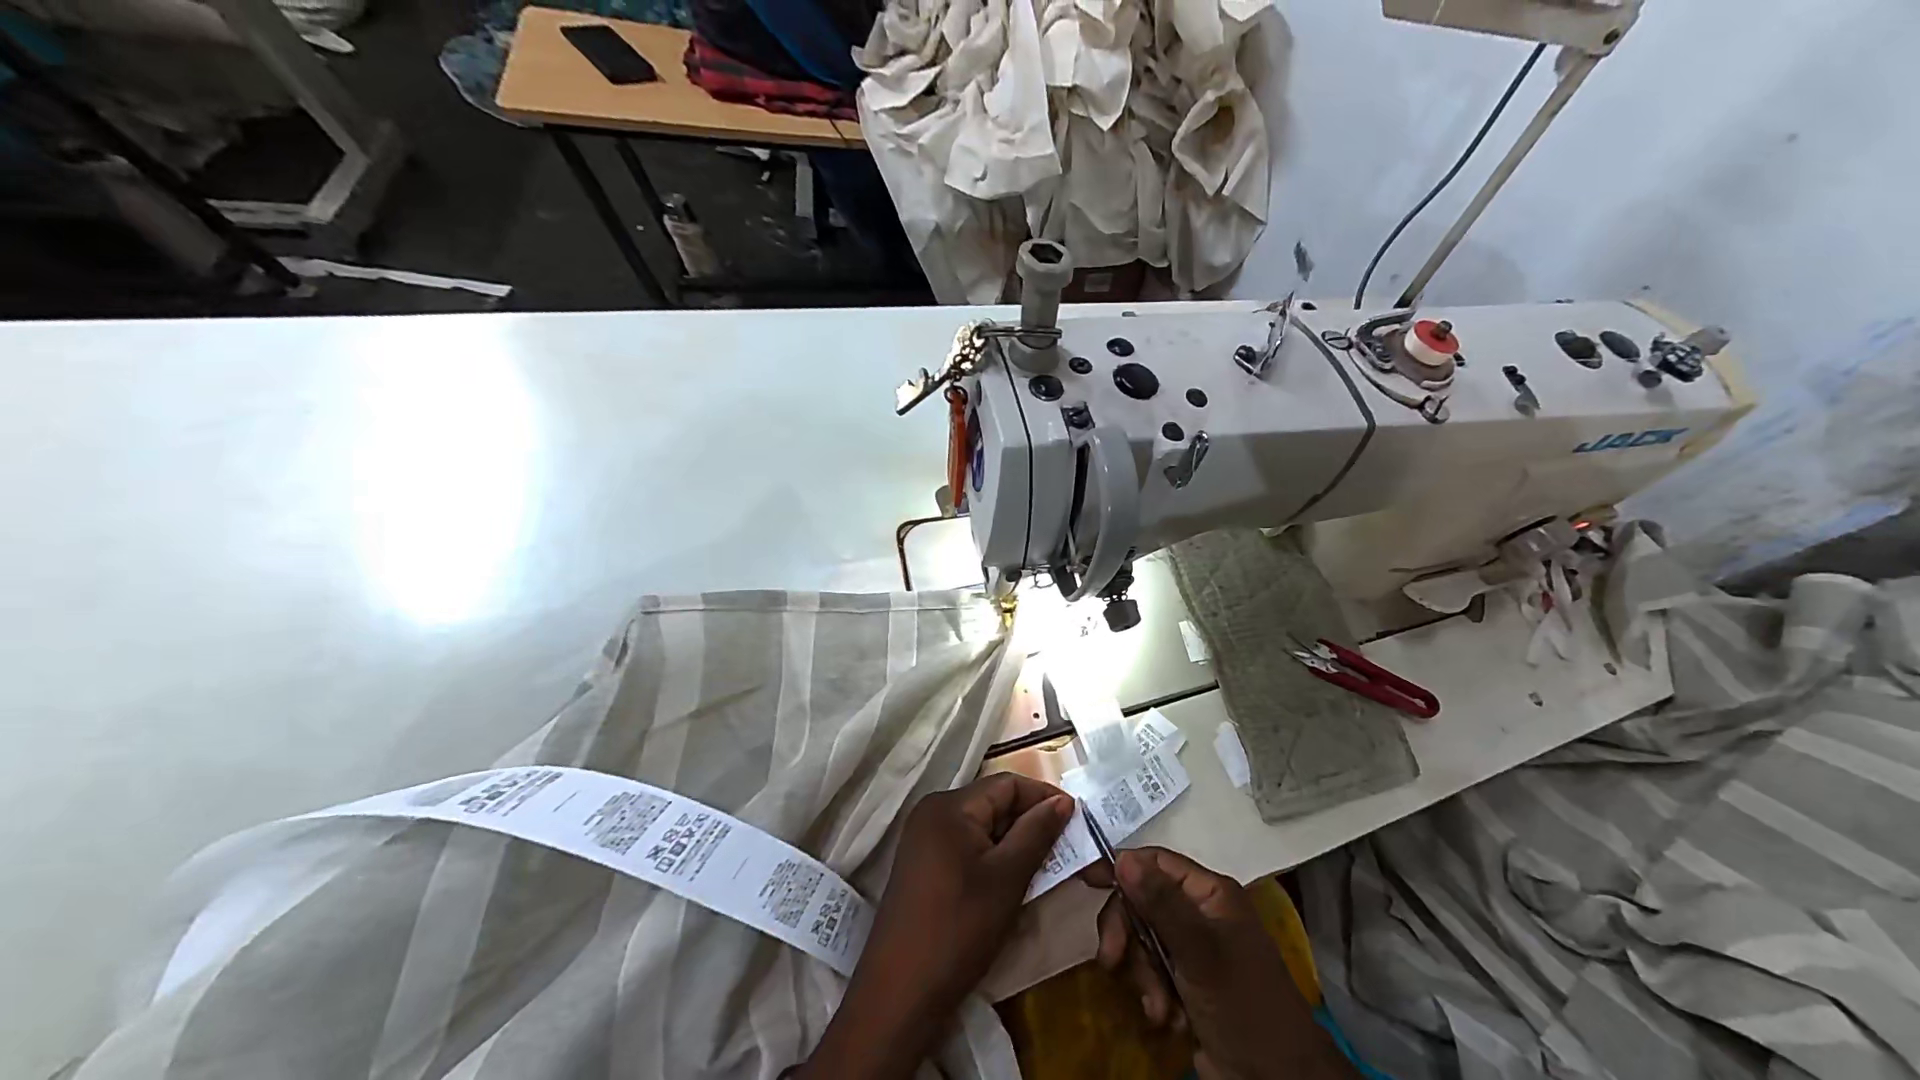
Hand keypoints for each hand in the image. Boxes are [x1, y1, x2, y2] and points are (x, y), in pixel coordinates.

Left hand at [797, 774, 1073, 1079]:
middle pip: (992, 802)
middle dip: (1030, 821)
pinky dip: (992, 855)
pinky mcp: (921, 863)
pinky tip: (1012, 879)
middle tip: (1068, 847)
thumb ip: (1036, 833)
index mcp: (949, 805)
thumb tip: (1062, 801)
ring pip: (981, 825)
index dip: (1044, 798)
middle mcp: (931, 811)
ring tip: (1046, 866)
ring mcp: (922, 837)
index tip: (1077, 821)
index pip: (1007, 784)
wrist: (901, 990)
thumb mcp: (1007, 878)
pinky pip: (965, 844)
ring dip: (1014, 841)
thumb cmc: (958, 928)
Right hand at [1088, 847, 1352, 1079]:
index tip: (1087, 882)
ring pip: (1142, 939)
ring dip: (1143, 973)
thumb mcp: (1199, 953)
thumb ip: (1160, 903)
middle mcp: (1200, 913)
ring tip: (1159, 1007)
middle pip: (1142, 902)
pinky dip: (1153, 993)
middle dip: (1127, 934)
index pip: (1155, 862)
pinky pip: (1152, 970)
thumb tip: (1122, 857)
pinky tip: (1169, 1018)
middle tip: (1113, 961)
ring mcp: (1193, 948)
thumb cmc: (1243, 1006)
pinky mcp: (1186, 980)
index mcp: (1210, 894)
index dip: (1121, 868)